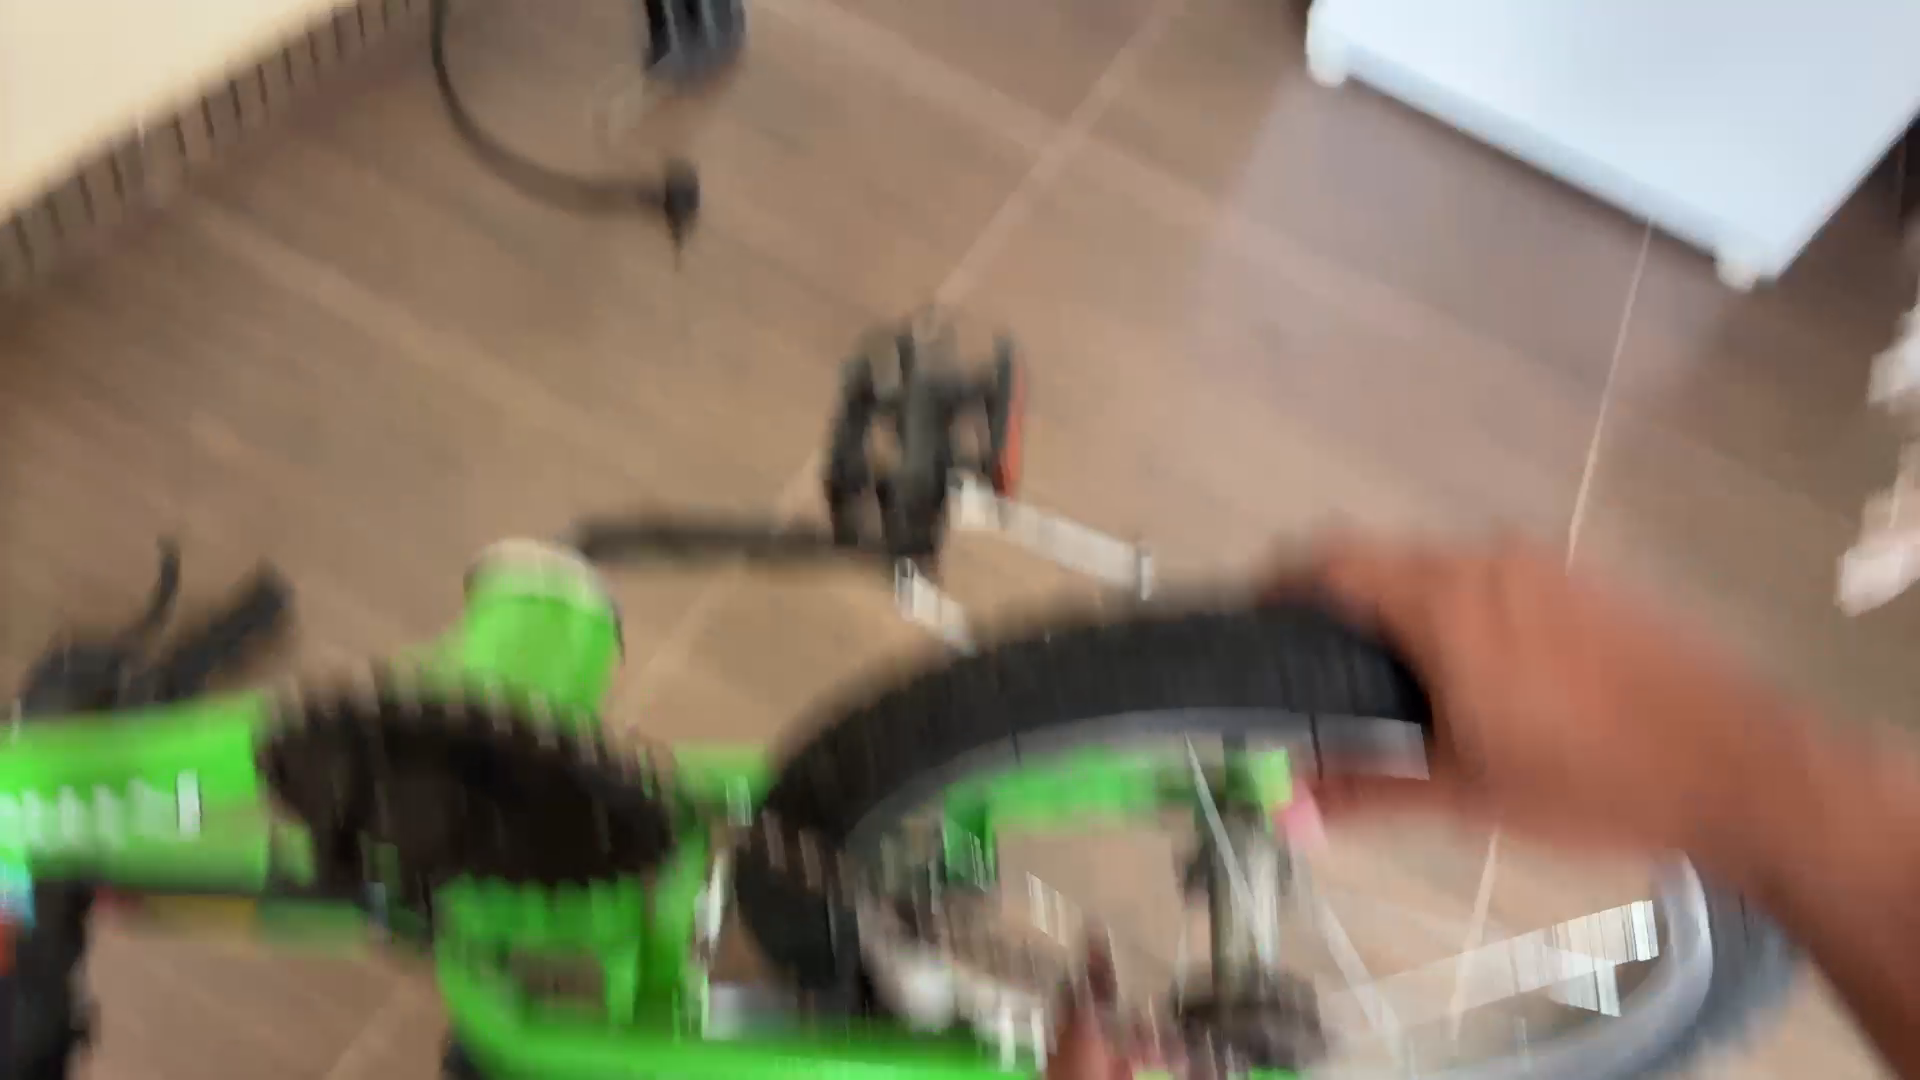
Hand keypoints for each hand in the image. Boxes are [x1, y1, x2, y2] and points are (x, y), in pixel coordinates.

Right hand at [1287, 533, 1807, 875]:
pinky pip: (1485, 569)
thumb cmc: (1591, 781)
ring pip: (1433, 560)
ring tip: (1400, 662)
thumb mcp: (1464, 793)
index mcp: (1442, 603)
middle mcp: (1482, 562)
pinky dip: (1453, 597)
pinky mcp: (1580, 575)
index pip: (1332, 561)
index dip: (1282, 577)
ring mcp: (1537, 563)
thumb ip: (1363, 789)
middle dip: (1337, 592)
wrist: (1758, 774)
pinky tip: (1478, 658)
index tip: (1256, 608)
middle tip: (1324, 653)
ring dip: (1397, 595)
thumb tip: (1285, 812)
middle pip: (1376, 555)